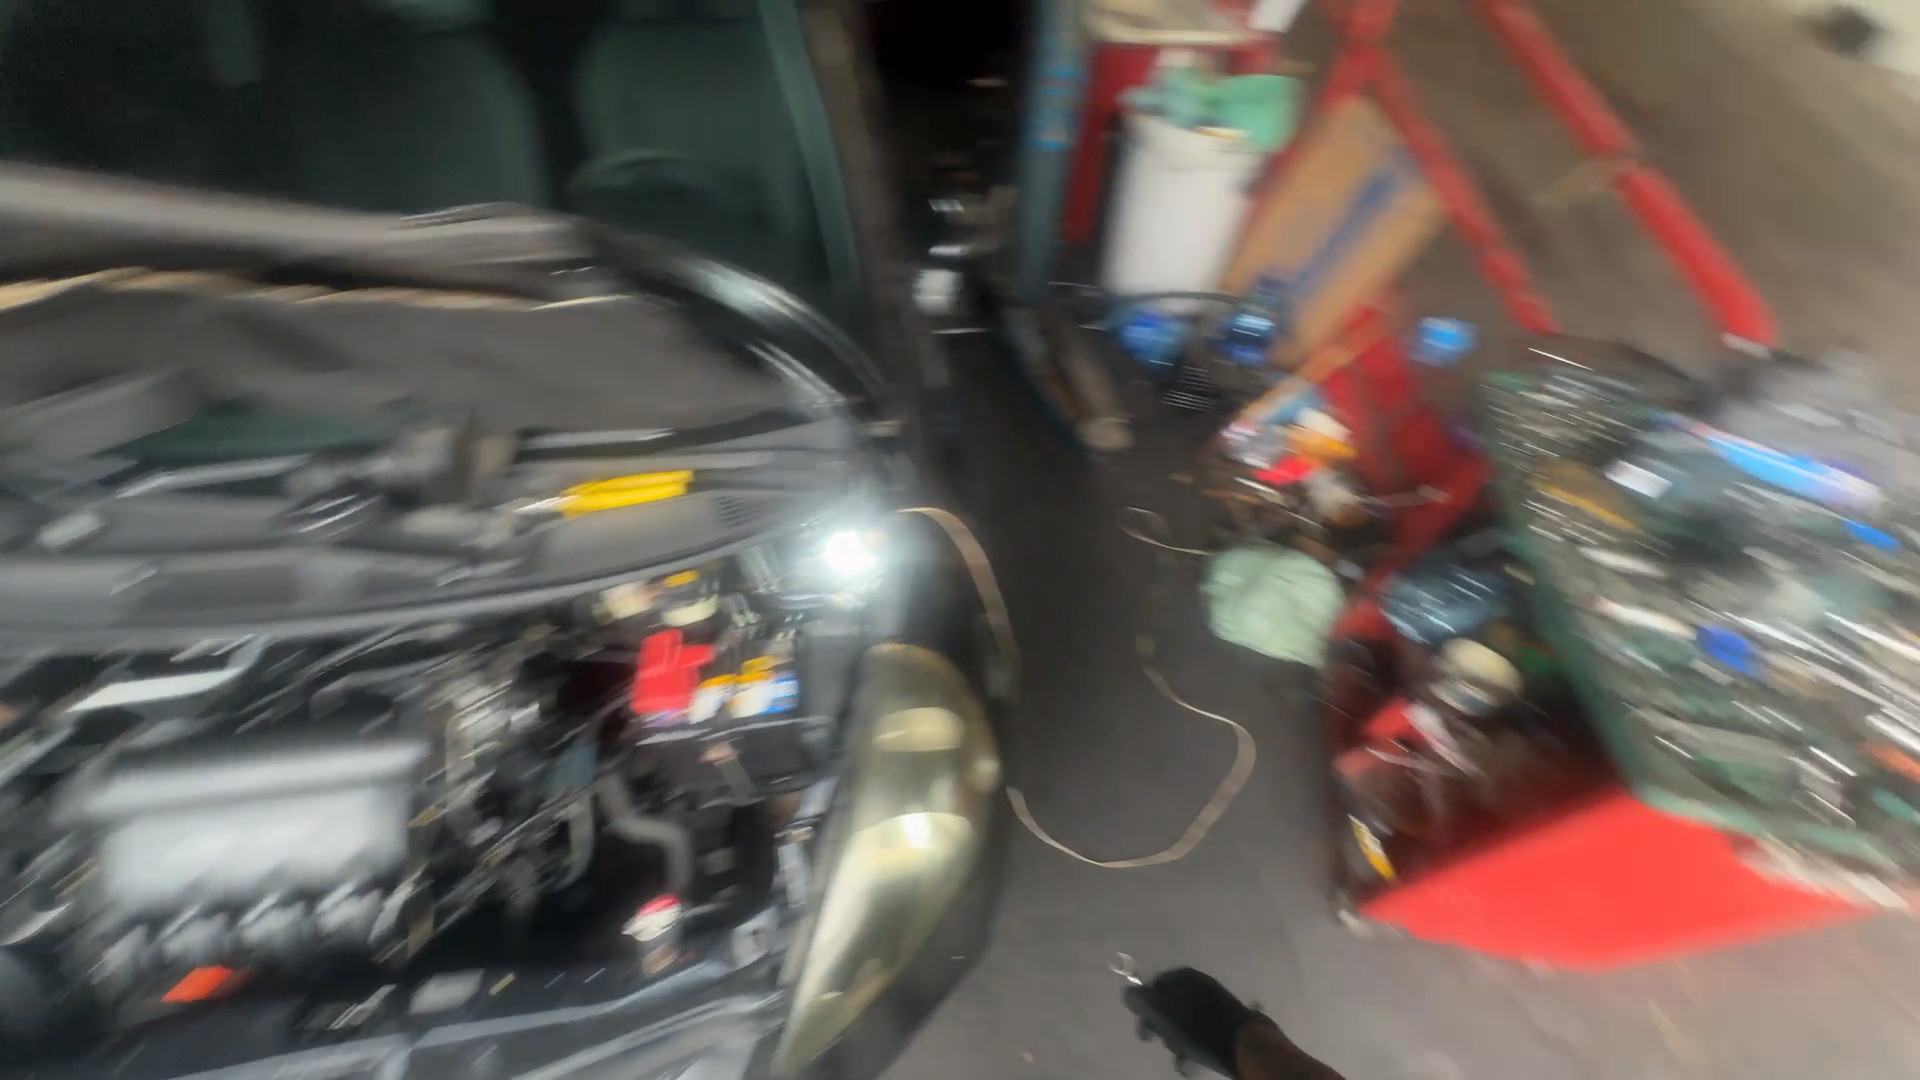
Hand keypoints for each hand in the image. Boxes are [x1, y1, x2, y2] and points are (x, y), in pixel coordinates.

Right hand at [1123, 966, 1272, 1077]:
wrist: (1242, 1044)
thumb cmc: (1196, 1026)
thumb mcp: (1161, 1012)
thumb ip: (1140, 1000)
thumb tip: (1126, 991)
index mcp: (1182, 975)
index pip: (1154, 986)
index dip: (1145, 1008)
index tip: (1145, 1033)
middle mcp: (1199, 982)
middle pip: (1171, 1003)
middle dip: (1163, 1026)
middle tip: (1163, 1043)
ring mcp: (1216, 1000)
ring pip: (1187, 1019)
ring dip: (1179, 1037)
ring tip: (1180, 1055)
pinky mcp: (1229, 1019)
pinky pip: (1203, 1028)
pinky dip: (1195, 1042)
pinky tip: (1194, 1057)